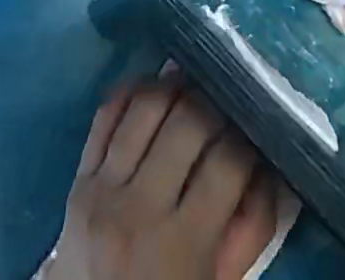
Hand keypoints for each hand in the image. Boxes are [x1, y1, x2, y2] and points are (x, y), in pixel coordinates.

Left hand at [48, 81, 280, 279]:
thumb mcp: (221, 279)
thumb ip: (253, 223)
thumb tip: (267, 158)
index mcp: (184, 243)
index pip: (229, 161)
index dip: (249, 136)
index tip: (254, 128)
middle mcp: (141, 209)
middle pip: (188, 122)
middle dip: (216, 102)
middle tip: (226, 100)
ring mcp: (104, 190)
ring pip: (145, 107)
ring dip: (175, 86)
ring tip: (192, 85)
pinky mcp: (78, 179)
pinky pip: (103, 116)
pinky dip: (131, 92)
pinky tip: (153, 89)